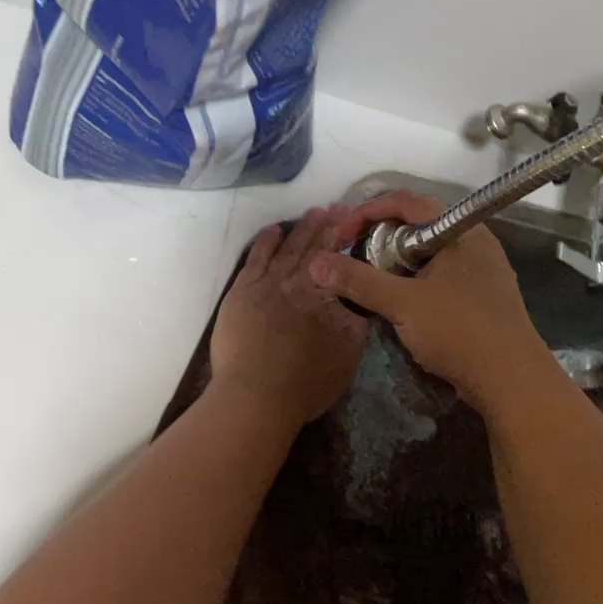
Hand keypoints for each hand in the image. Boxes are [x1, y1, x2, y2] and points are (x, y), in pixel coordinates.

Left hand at [209, 206, 369, 428]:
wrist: (256, 395)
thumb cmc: (306, 383)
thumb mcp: (349, 355)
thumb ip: (357, 324)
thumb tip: (360, 302)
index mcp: (327, 296)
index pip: (340, 260)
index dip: (347, 239)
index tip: (354, 221)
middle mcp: (299, 281)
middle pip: (315, 248)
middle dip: (328, 226)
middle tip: (338, 208)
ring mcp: (268, 283)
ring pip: (288, 247)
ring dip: (302, 229)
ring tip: (314, 212)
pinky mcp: (242, 291)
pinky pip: (257, 258)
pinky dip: (266, 242)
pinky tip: (274, 231)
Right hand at [310, 190, 559, 414]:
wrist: (512, 380)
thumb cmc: (460, 332)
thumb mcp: (403, 304)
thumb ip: (358, 281)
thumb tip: (315, 264)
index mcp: (459, 229)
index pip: (404, 201)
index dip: (365, 213)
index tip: (338, 238)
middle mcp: (473, 241)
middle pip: (414, 225)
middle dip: (376, 239)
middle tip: (350, 261)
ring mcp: (480, 269)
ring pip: (426, 253)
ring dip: (393, 263)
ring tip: (369, 284)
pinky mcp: (480, 296)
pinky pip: (438, 276)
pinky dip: (412, 281)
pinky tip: (398, 305)